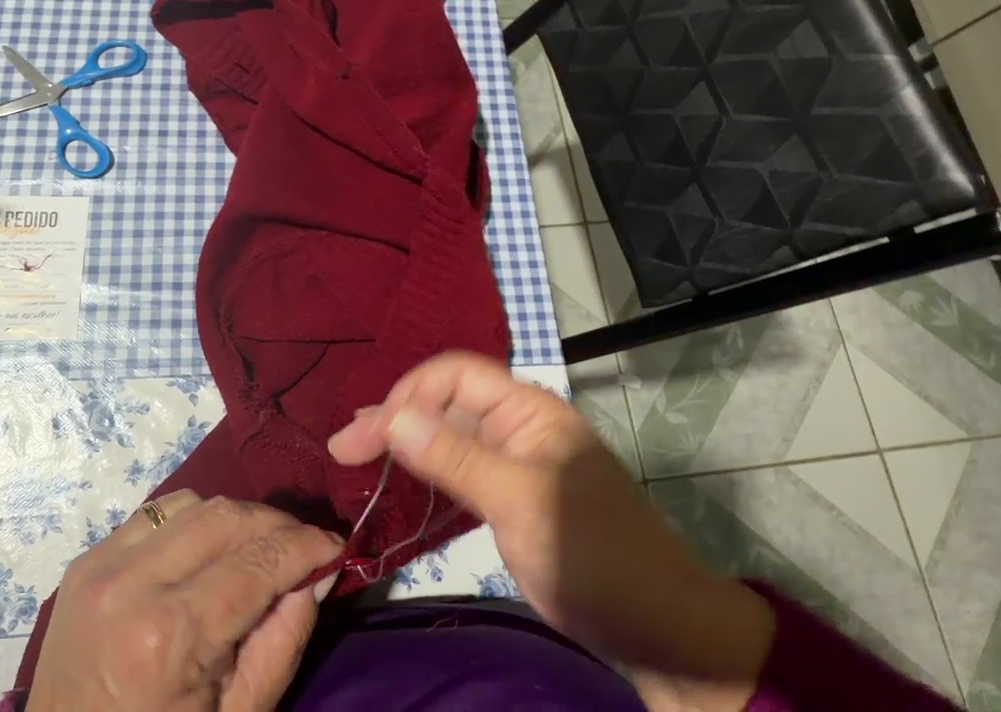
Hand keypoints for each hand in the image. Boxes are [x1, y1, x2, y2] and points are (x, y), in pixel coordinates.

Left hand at [26, 490, 342, 711]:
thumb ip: (284, 636)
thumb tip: (319, 570)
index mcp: (170, 635)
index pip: (258, 561)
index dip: (307, 546)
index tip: (337, 545)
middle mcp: (131, 583)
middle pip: (226, 517)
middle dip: (276, 525)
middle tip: (304, 548)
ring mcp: (99, 565)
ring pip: (192, 503)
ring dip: (234, 520)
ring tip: (256, 551)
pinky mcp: (84, 561)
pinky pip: (154, 515)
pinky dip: (192, 523)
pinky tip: (205, 552)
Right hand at [326, 352, 775, 710]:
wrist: (658, 626)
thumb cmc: (594, 553)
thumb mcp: (520, 500)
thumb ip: (455, 457)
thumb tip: (391, 417)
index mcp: (529, 410)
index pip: (455, 375)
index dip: (407, 395)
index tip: (365, 435)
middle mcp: (518, 428)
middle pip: (446, 404)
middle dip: (396, 419)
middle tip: (343, 450)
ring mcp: (514, 466)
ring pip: (449, 440)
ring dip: (406, 447)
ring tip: (357, 460)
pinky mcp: (510, 503)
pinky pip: (458, 477)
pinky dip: (425, 479)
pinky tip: (398, 490)